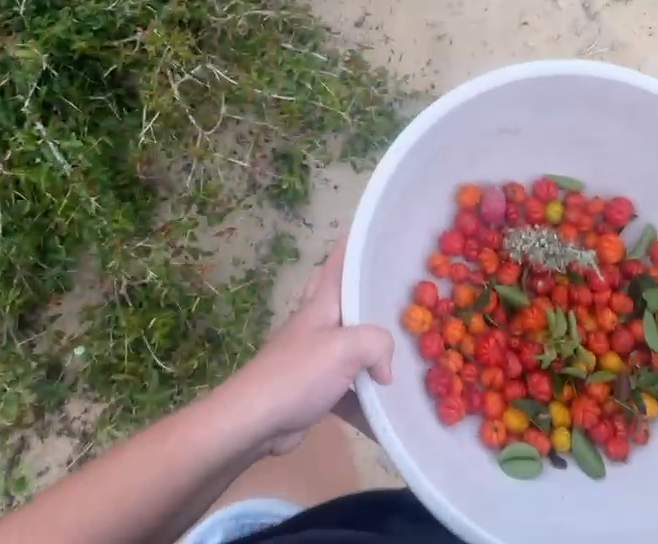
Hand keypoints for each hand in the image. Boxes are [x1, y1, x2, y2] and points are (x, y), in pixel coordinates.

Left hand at [210, 239, 393, 456]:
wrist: (254, 421)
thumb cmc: (297, 374)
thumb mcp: (344, 349)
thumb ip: (376, 344)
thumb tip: (385, 369)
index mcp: (321, 305)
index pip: (336, 265)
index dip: (352, 246)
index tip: (374, 236)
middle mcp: (317, 326)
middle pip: (343, 302)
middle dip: (367, 298)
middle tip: (397, 299)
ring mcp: (314, 359)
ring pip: (350, 348)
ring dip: (372, 354)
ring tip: (403, 355)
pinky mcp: (314, 391)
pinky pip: (347, 392)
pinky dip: (365, 403)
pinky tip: (385, 417)